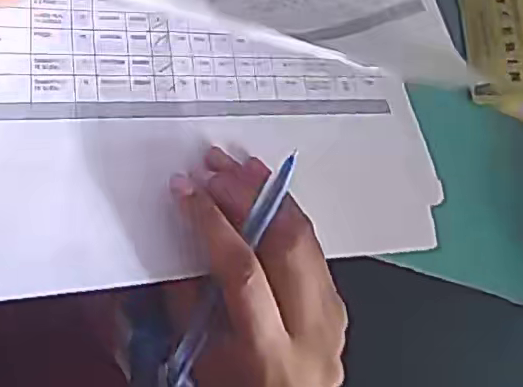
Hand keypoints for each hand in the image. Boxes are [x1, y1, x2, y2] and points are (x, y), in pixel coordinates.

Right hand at [169, 148, 347, 386]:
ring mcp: (332, 316)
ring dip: (265, 191)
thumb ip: (191, 290)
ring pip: (302, 233)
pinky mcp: (336, 300)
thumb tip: (186, 221)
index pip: (243, 271)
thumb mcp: (200, 353)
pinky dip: (283, 207)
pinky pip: (310, 241)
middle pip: (283, 242)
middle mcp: (312, 334)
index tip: (186, 189)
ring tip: (234, 165)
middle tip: (212, 170)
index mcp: (272, 356)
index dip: (210, 222)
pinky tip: (262, 183)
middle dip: (244, 195)